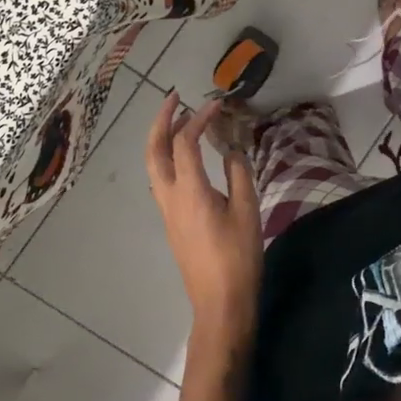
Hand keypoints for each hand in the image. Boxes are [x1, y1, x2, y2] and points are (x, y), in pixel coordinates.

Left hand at [144, 93, 262, 332]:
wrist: (220, 303)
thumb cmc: (237, 256)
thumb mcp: (247, 211)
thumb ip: (238, 175)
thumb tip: (230, 151)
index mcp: (190, 191)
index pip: (185, 143)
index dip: (199, 118)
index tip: (216, 104)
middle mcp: (170, 198)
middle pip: (154, 152)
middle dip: (161, 121)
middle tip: (175, 98)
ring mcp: (167, 212)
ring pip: (153, 167)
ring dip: (162, 138)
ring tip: (180, 121)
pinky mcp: (172, 222)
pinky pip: (161, 180)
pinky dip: (167, 158)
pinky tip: (186, 156)